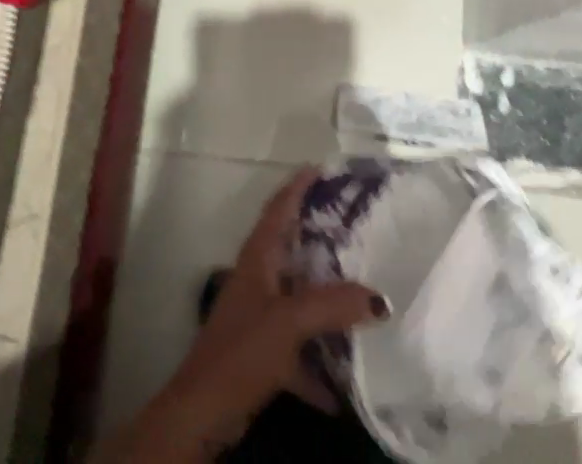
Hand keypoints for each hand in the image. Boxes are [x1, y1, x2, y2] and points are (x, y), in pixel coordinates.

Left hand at [100, 168, 388, 460]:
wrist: (202, 413)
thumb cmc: (240, 352)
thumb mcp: (289, 321)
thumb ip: (333, 305)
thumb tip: (380, 299)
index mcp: (257, 261)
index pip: (278, 211)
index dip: (297, 187)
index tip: (323, 168)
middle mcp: (258, 282)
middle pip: (293, 250)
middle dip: (323, 237)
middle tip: (362, 226)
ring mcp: (259, 318)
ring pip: (301, 298)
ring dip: (329, 299)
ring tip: (368, 291)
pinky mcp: (263, 355)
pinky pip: (301, 350)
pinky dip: (322, 363)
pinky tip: (346, 385)